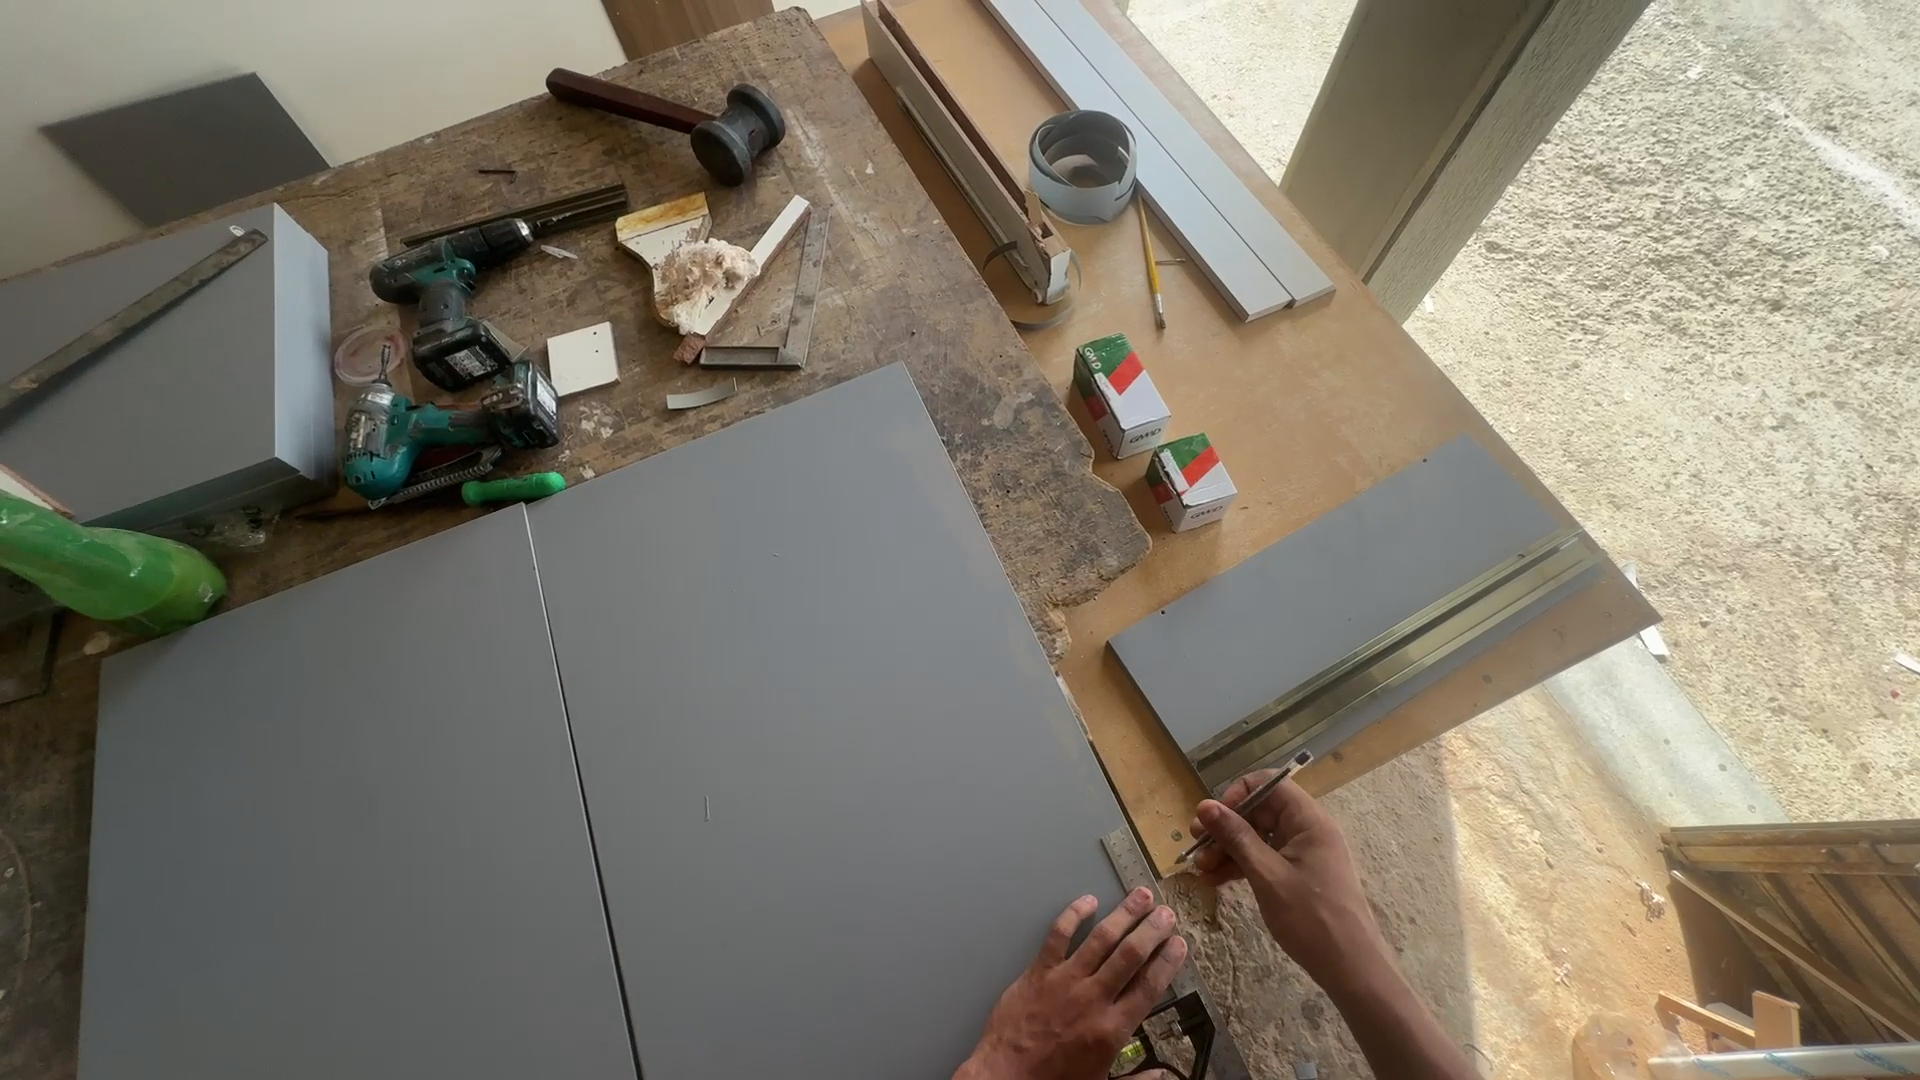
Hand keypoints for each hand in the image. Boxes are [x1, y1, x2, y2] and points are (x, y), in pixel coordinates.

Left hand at [954, 887, 1188, 1079]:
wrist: (1007, 1076)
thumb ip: (1140, 1079)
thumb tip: (1170, 1077)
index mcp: (1112, 1029)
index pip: (1148, 988)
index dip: (1167, 963)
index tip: (1179, 943)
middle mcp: (1092, 999)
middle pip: (1129, 956)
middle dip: (1151, 931)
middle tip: (1166, 912)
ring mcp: (1065, 980)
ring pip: (1100, 939)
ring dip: (1123, 915)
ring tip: (1140, 896)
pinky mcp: (1040, 970)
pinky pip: (1059, 935)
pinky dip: (1073, 914)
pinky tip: (1088, 900)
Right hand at [1188, 771, 1390, 998]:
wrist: (1353, 972)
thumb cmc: (1312, 918)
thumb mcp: (1267, 875)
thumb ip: (1235, 837)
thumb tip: (1204, 806)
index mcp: (1309, 821)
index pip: (1269, 784)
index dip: (1238, 794)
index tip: (1214, 817)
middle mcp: (1308, 830)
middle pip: (1260, 811)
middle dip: (1226, 827)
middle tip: (1196, 843)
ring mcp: (1304, 854)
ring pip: (1258, 837)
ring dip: (1228, 850)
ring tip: (1201, 868)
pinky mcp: (1299, 875)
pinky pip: (1265, 858)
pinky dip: (1242, 866)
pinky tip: (1216, 880)